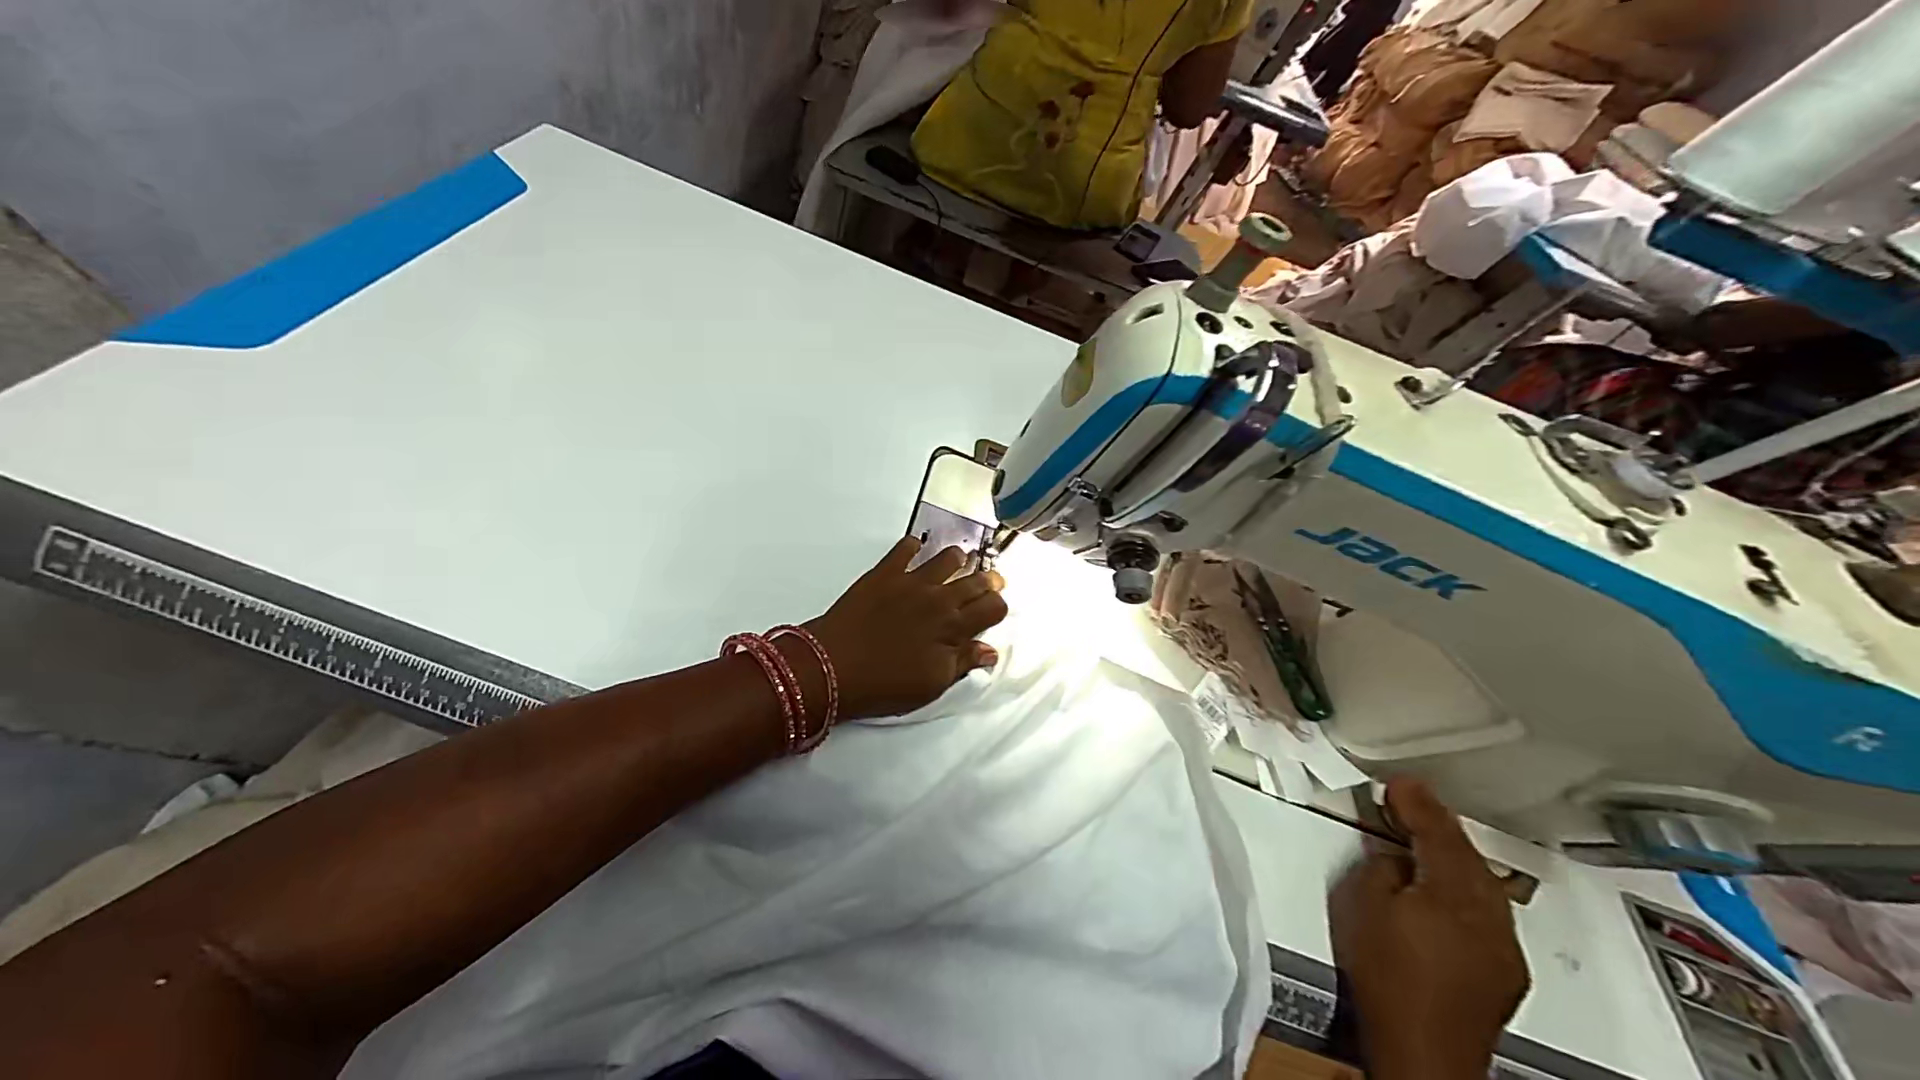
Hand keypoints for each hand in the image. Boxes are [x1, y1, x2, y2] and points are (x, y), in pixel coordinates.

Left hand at [805, 537, 1006, 719]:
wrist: (832, 667)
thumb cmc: (883, 683)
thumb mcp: (931, 684)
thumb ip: (963, 663)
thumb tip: (987, 651)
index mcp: (953, 627)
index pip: (992, 607)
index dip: (998, 606)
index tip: (995, 609)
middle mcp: (938, 599)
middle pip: (976, 581)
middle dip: (988, 581)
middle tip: (990, 582)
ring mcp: (911, 582)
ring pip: (947, 557)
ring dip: (957, 560)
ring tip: (958, 563)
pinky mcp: (884, 573)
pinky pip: (906, 548)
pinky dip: (914, 547)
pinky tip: (915, 551)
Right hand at [1329, 777, 1530, 1079]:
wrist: (1422, 1052)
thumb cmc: (1385, 975)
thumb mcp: (1362, 907)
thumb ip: (1380, 869)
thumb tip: (1395, 859)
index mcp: (1452, 893)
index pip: (1436, 834)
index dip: (1416, 803)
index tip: (1398, 783)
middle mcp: (1489, 914)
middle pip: (1466, 855)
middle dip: (1437, 825)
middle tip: (1409, 801)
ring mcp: (1504, 944)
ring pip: (1482, 882)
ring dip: (1453, 855)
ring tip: (1426, 838)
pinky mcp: (1506, 969)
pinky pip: (1488, 909)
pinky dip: (1466, 887)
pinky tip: (1447, 888)